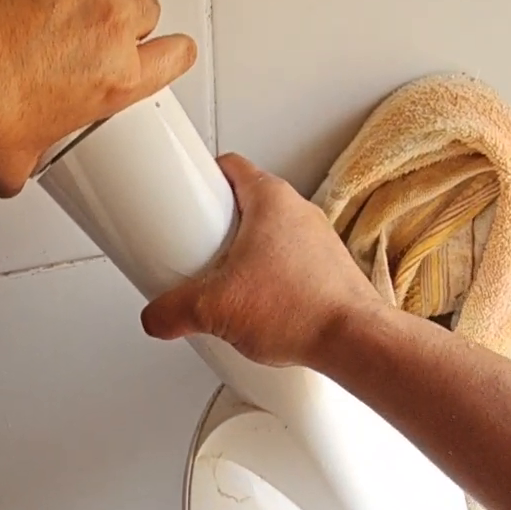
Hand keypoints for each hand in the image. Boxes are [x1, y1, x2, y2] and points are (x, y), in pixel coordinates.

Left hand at [0, 0, 197, 196]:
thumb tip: (12, 176)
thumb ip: (29, 165)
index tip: (163, 50)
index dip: (170, 52)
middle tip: (99, 31)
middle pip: (145, 7)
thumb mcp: (18, 163)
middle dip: (126, 18)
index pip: (175, 56)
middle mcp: (106, 28)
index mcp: (115, 81)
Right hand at [141, 154, 387, 366]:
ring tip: (219, 285)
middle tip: (194, 250)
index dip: (199, 178)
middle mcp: (296, 213)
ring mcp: (314, 241)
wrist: (353, 341)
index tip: (183, 194)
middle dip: (214, 226)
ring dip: (239, 256)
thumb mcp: (214, 309)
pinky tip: (249, 306)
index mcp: (271, 200)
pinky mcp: (322, 270)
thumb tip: (156, 316)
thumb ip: (172, 311)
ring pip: (263, 236)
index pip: (228, 167)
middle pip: (242, 204)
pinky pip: (282, 263)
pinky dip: (262, 278)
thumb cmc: (304, 309)